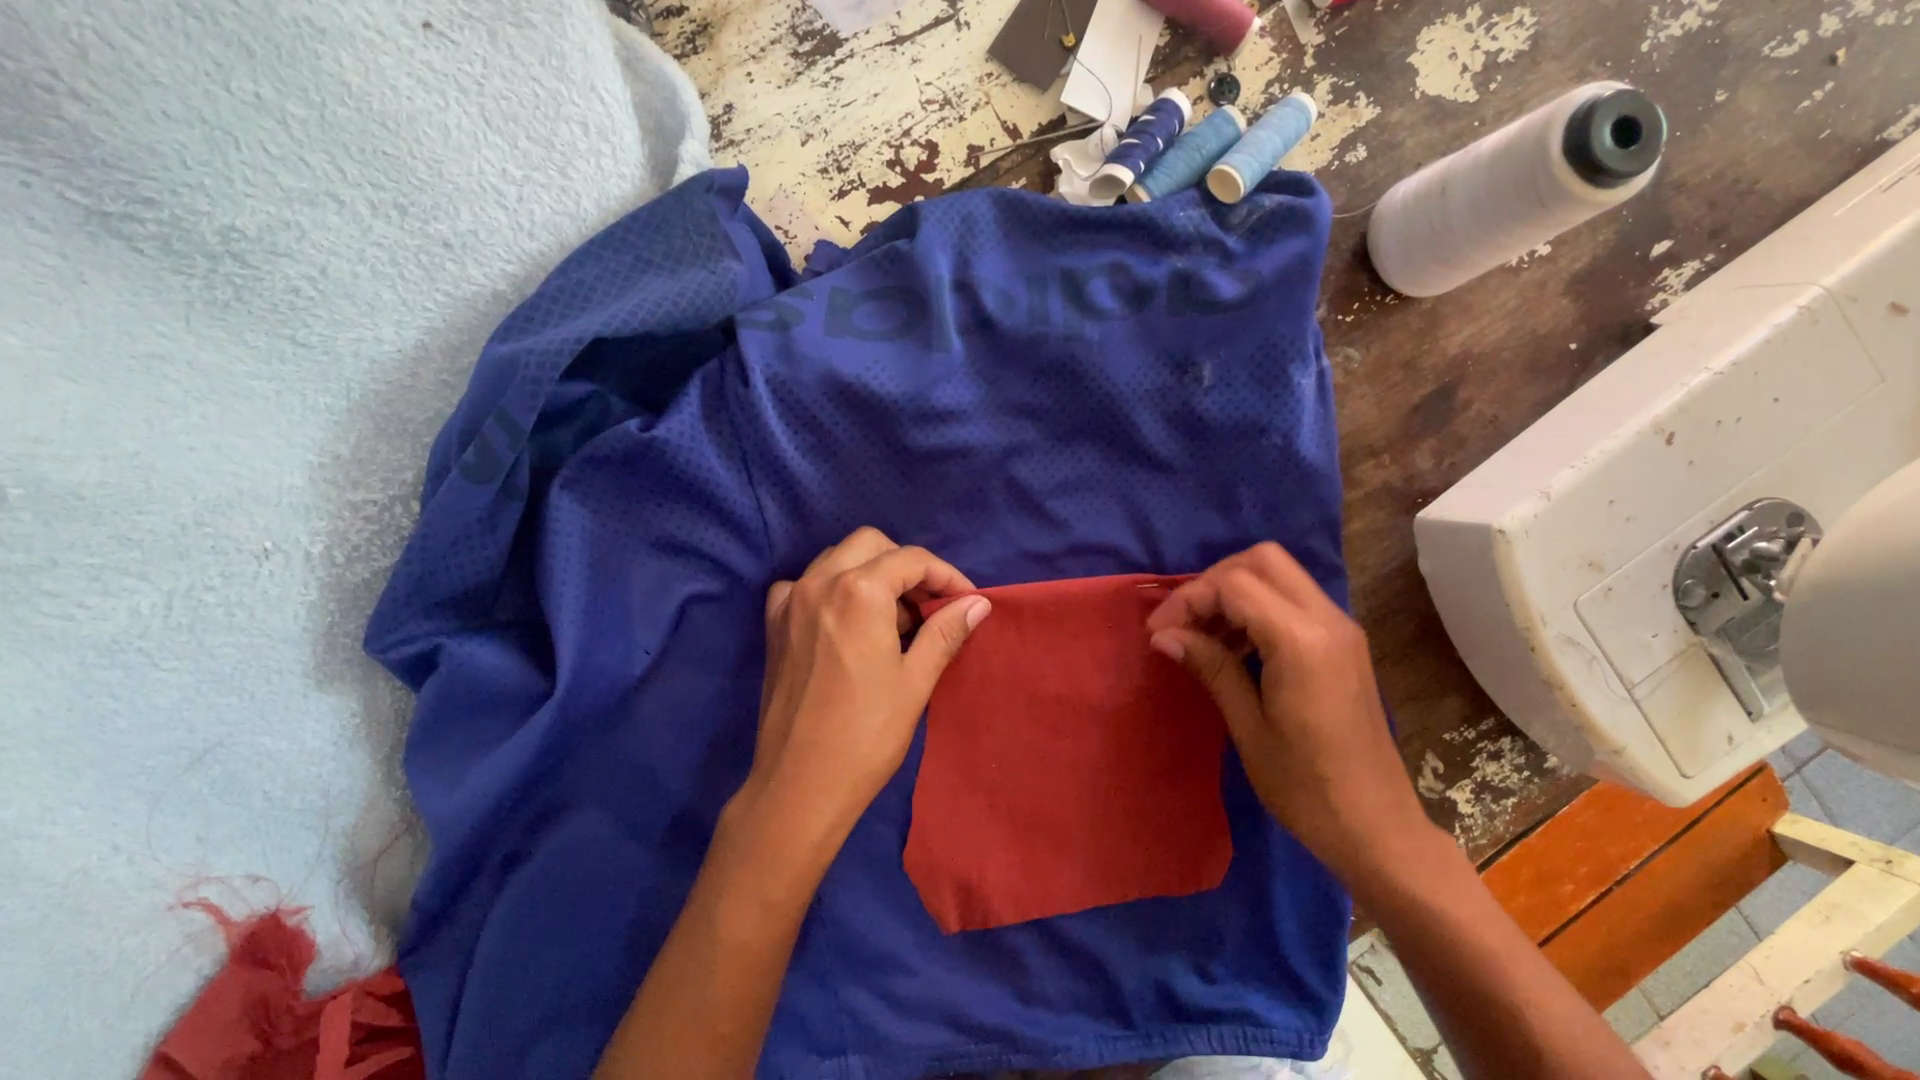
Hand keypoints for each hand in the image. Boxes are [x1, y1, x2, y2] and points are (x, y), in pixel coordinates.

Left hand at [737, 527, 990, 852]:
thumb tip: (978, 603)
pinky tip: (846, 624)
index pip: (911, 560)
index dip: (946, 576)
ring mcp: (789, 602)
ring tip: (894, 620)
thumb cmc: (866, 735)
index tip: (966, 602)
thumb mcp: (915, 681)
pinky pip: (803, 585)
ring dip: (870, 574)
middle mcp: (819, 583)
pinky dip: (830, 590)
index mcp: (858, 591)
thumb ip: (945, 631)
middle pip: (871, 545)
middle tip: (930, 606)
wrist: (800, 784)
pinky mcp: (773, 625)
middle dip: (906, 566)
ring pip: (836, 559)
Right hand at [1145, 543, 1440, 884]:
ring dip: (1235, 593)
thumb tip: (1164, 635)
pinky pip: (1294, 601)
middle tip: (1182, 624)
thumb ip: (1211, 668)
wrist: (1376, 827)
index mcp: (1302, 642)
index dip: (1188, 599)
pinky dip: (1258, 608)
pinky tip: (1235, 648)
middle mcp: (1328, 621)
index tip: (1158, 634)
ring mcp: (1342, 629)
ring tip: (1202, 638)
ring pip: (1280, 575)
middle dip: (1213, 582)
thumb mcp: (1248, 729)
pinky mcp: (1344, 644)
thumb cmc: (1305, 789)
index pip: (1234, 584)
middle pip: (1262, 561)